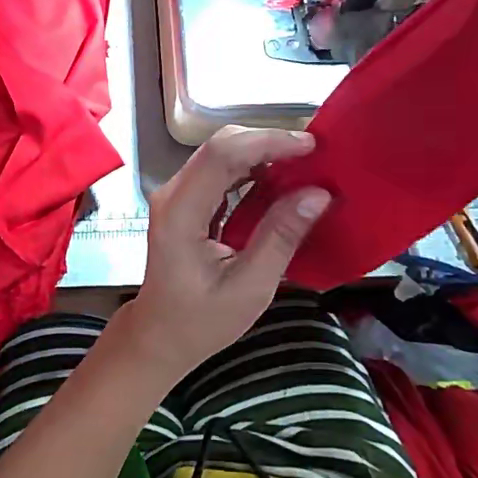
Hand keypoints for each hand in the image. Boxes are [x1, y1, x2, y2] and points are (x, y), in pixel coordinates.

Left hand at [113, 126, 331, 378]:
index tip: (310, 145)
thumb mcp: (249, 287)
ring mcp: (176, 195)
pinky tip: (280, 179)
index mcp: (180, 213)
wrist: (159, 335)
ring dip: (262, 153)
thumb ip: (280, 237)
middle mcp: (172, 194)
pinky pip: (219, 172)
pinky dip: (252, 169)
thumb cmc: (199, 321)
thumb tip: (318, 194)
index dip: (267, 142)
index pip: (222, 155)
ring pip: (220, 154)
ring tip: (304, 163)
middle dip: (268, 142)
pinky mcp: (185, 202)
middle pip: (219, 146)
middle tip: (313, 152)